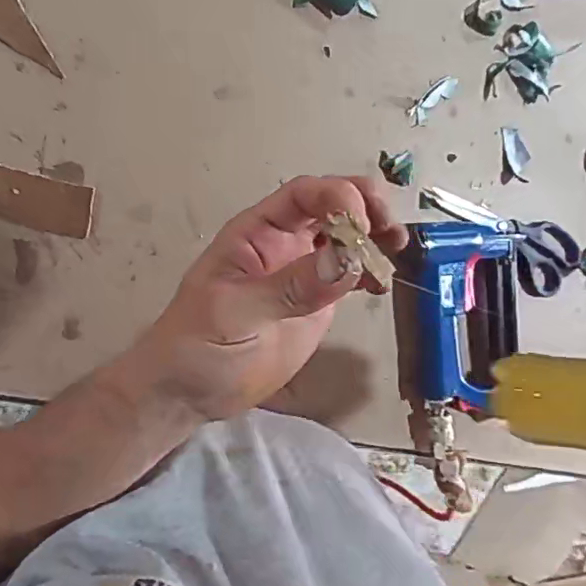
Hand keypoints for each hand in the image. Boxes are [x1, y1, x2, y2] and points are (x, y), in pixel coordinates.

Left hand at [114, 175, 407, 420]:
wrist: (189, 391)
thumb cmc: (197, 345)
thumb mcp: (235, 313)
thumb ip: (289, 287)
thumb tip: (347, 259)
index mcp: (257, 232)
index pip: (303, 195)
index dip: (337, 198)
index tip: (362, 226)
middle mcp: (283, 243)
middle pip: (331, 205)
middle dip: (364, 207)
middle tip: (389, 230)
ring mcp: (302, 272)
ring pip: (345, 237)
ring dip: (373, 235)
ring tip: (396, 248)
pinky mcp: (316, 301)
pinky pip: (349, 275)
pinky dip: (370, 272)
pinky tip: (383, 284)